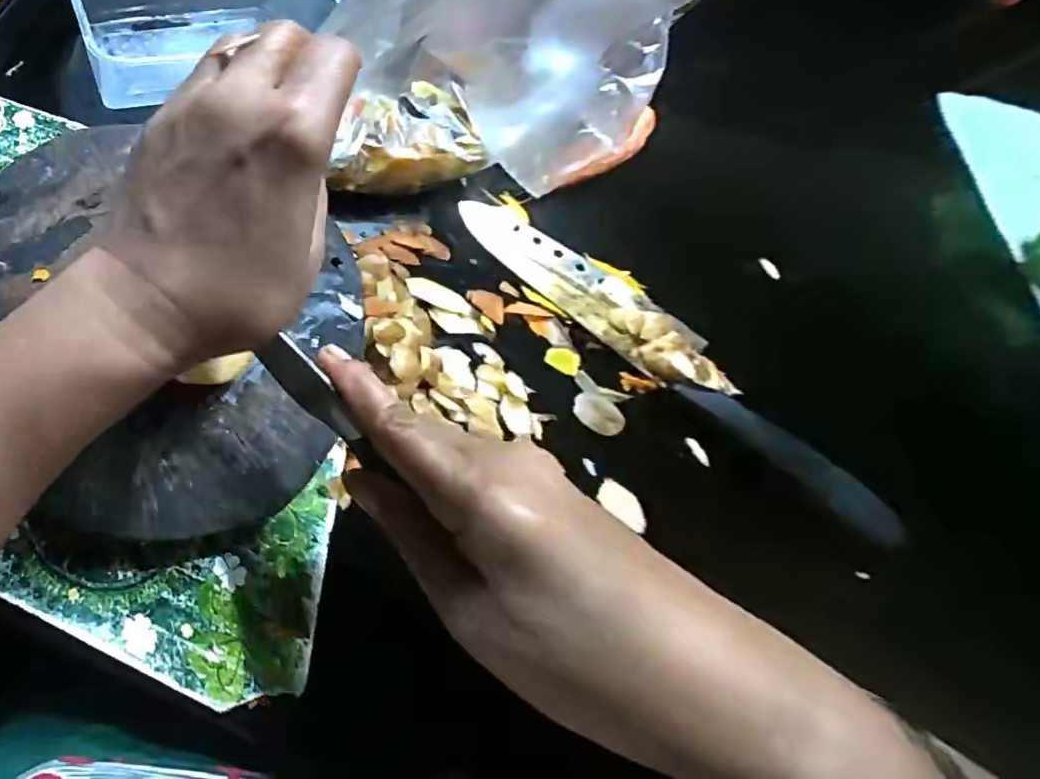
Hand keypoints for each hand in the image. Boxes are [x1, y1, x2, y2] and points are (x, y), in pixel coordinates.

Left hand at [96, 22, 359, 369]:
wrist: (141, 303)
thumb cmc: (237, 295)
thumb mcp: (308, 252)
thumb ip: (314, 183)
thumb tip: (301, 153)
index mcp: (293, 132)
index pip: (334, 52)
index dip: (343, 73)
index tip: (337, 106)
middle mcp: (243, 99)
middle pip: (285, 33)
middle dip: (303, 58)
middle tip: (299, 103)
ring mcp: (192, 102)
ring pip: (239, 42)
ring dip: (260, 64)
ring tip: (259, 108)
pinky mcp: (159, 116)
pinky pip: (203, 73)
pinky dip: (223, 83)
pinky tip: (221, 125)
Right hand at [318, 347, 942, 778]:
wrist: (717, 687)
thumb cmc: (577, 663)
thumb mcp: (472, 615)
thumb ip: (410, 537)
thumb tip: (362, 481)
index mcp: (480, 490)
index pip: (399, 427)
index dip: (357, 389)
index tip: (322, 352)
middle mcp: (507, 458)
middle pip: (422, 433)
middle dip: (377, 436)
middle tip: (339, 461)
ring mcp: (537, 468)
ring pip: (450, 450)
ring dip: (411, 461)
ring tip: (383, 495)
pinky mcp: (554, 486)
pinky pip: (478, 466)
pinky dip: (443, 476)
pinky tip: (438, 511)